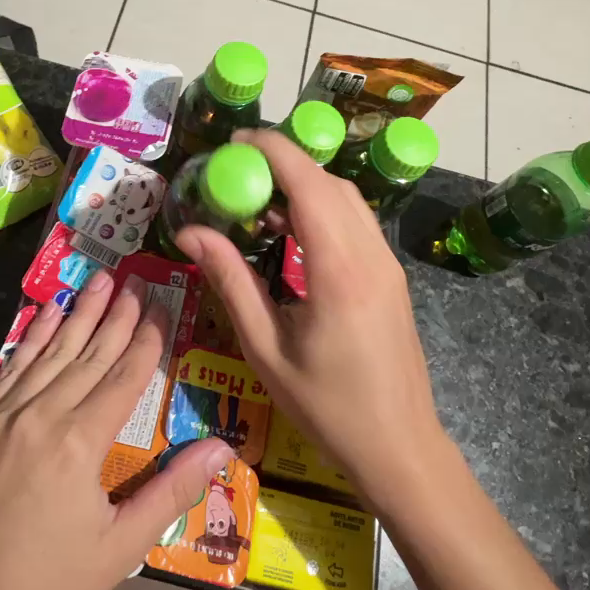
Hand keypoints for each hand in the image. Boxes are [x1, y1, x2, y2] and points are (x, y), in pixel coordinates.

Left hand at [0, 268, 234, 589]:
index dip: (147, 339)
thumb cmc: (48, 583)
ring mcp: (3, 415)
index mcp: (79, 443)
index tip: (161, 305)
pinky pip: (10, 368)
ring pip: (50, 352)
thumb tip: (222, 448)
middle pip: (89, 355)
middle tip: (136, 280)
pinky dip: (32, 338)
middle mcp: (41, 416)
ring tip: (99, 279)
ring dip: (78, 314)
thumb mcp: (119, 547)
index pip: (124, 377)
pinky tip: (47, 313)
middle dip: (117, 316)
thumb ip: (170, 493)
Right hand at [173, 129, 447, 507]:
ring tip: (259, 199)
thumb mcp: (265, 348)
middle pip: (329, 183)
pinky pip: (356, 221)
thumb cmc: (327, 406)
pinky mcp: (391, 275)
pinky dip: (323, 208)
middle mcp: (370, 255)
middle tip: (237, 170)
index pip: (308, 184)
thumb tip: (190, 233)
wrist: (400, 447)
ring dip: (306, 184)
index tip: (235, 143)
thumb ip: (230, 282)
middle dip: (284, 163)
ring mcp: (387, 263)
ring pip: (347, 198)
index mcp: (339, 270)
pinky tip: (293, 232)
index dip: (272, 151)